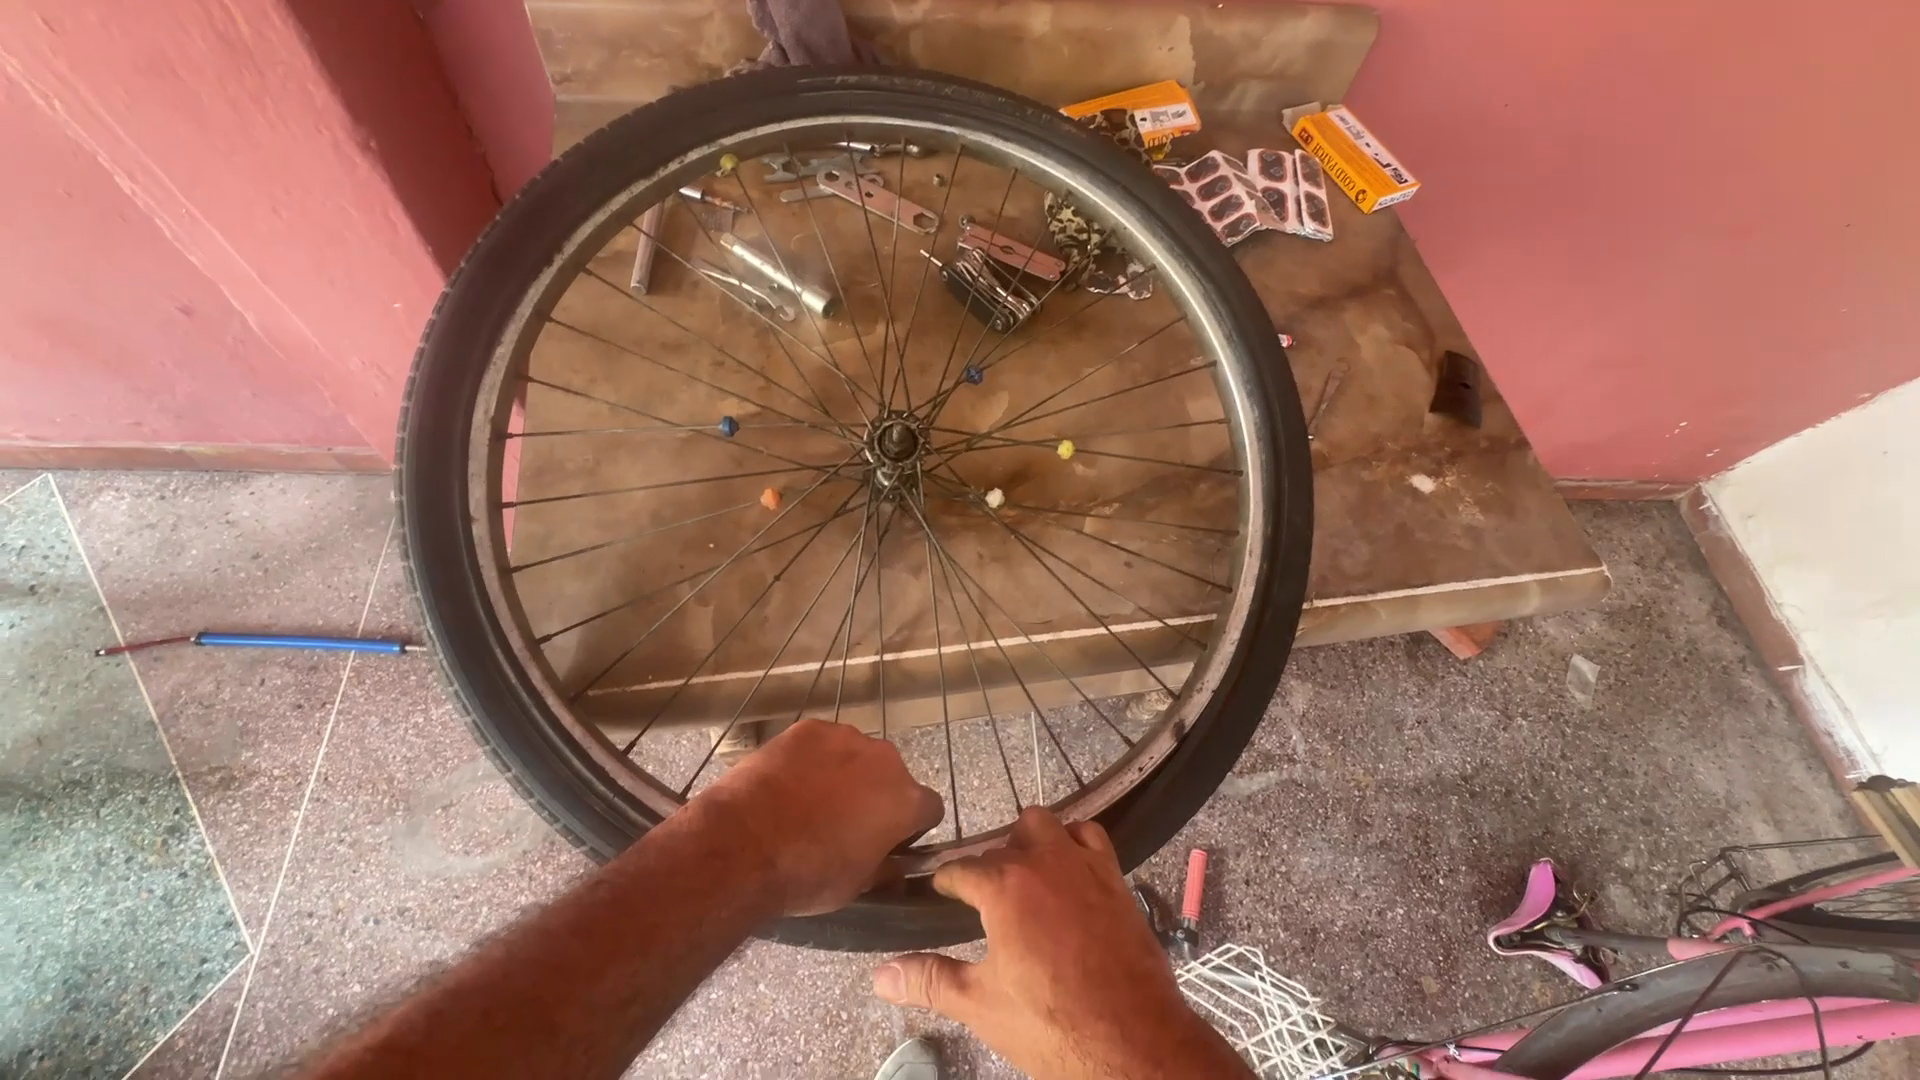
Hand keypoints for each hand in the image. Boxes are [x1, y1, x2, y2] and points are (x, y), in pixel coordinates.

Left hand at [697, 718, 943, 915]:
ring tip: (809, 801)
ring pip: (855, 756)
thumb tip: (894, 863)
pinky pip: (820, 744)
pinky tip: (787, 783)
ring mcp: (845, 736)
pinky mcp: (808, 728)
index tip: (890, 841)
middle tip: (845, 823)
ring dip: (844, 774)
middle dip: (876, 795)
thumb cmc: (807, 874)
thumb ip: (885, 865)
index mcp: (906, 800)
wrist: (743, 844)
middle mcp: (885, 759)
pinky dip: (811, 760)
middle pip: (892, 776)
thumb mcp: (857, 885)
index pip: (929, 808)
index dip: (912, 827)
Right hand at [870, 808, 1251, 1078]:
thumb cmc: (1051, 1023)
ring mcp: (1082, 863)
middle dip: (991, 862)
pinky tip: (1070, 871)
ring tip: (1026, 878)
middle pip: (1004, 839)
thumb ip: (929, 980)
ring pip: (1047, 824)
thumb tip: (879, 975)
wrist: (1134, 1041)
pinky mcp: (1114, 876)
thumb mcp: (981, 1005)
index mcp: (1003, 885)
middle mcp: (1041, 860)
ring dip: (1032, 841)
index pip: (959, 869)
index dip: (944, 883)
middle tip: (986, 900)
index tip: (938, 895)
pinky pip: (1091, 836)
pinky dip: (1076, 842)